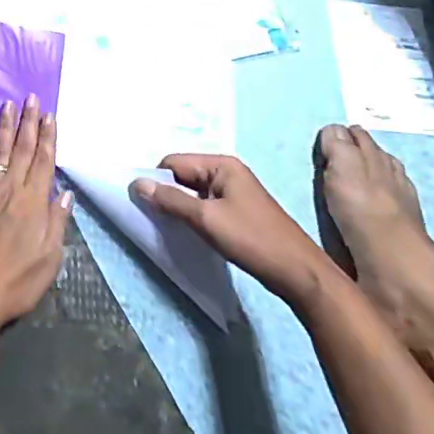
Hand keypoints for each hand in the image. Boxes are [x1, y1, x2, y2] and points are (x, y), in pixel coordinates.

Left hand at [0, 94, 71, 331]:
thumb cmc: (20, 278)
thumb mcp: (51, 254)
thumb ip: (57, 220)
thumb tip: (64, 192)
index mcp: (34, 200)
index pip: (44, 160)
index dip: (48, 136)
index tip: (50, 114)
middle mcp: (12, 188)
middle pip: (22, 149)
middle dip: (29, 122)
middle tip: (31, 98)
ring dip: (5, 128)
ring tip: (8, 105)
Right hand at [130, 154, 335, 305]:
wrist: (295, 271)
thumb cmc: (251, 239)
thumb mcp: (206, 218)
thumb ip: (170, 200)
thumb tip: (137, 183)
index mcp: (221, 165)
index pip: (174, 162)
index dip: (155, 180)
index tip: (141, 204)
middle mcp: (227, 172)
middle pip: (183, 175)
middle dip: (166, 193)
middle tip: (152, 218)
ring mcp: (233, 192)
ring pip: (193, 192)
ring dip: (179, 207)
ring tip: (167, 227)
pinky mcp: (237, 211)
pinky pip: (205, 206)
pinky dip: (193, 216)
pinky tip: (187, 232)